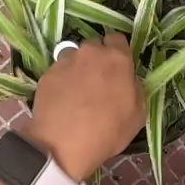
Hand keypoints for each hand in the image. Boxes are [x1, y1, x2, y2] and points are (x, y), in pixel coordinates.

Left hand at [26, 33, 145, 180]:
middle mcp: (90, 52)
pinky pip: (58, 72)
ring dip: (78, 68)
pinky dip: (62, 81)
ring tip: (77, 92)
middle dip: (97, 59)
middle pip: (95, 46)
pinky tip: (62, 101)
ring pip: (74, 57)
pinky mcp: (46, 74)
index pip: (118, 39)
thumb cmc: (108, 131)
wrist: (63, 144)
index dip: (118, 53)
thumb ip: (135, 88)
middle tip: (98, 82)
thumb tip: (128, 80)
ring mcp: (65, 61)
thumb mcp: (138, 114)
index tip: (118, 69)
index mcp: (116, 58)